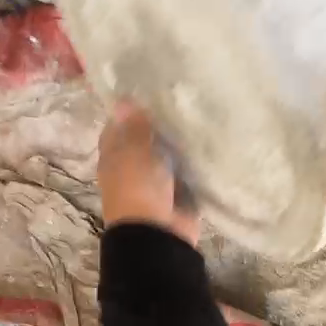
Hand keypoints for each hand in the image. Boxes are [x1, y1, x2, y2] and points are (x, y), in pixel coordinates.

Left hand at [97, 99, 199, 245]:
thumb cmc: (139, 189)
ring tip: (201, 117)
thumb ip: (135, 128)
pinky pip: (189, 172)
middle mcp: (134, 166)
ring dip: (182, 143)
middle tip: (184, 100)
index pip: (120, 125)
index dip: (133, 110)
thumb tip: (125, 99)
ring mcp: (158, 181)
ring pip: (170, 155)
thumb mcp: (134, 153)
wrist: (157, 234)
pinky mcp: (181, 193)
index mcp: (114, 155)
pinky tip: (211, 146)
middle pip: (147, 139)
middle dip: (162, 125)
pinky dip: (197, 163)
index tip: (154, 92)